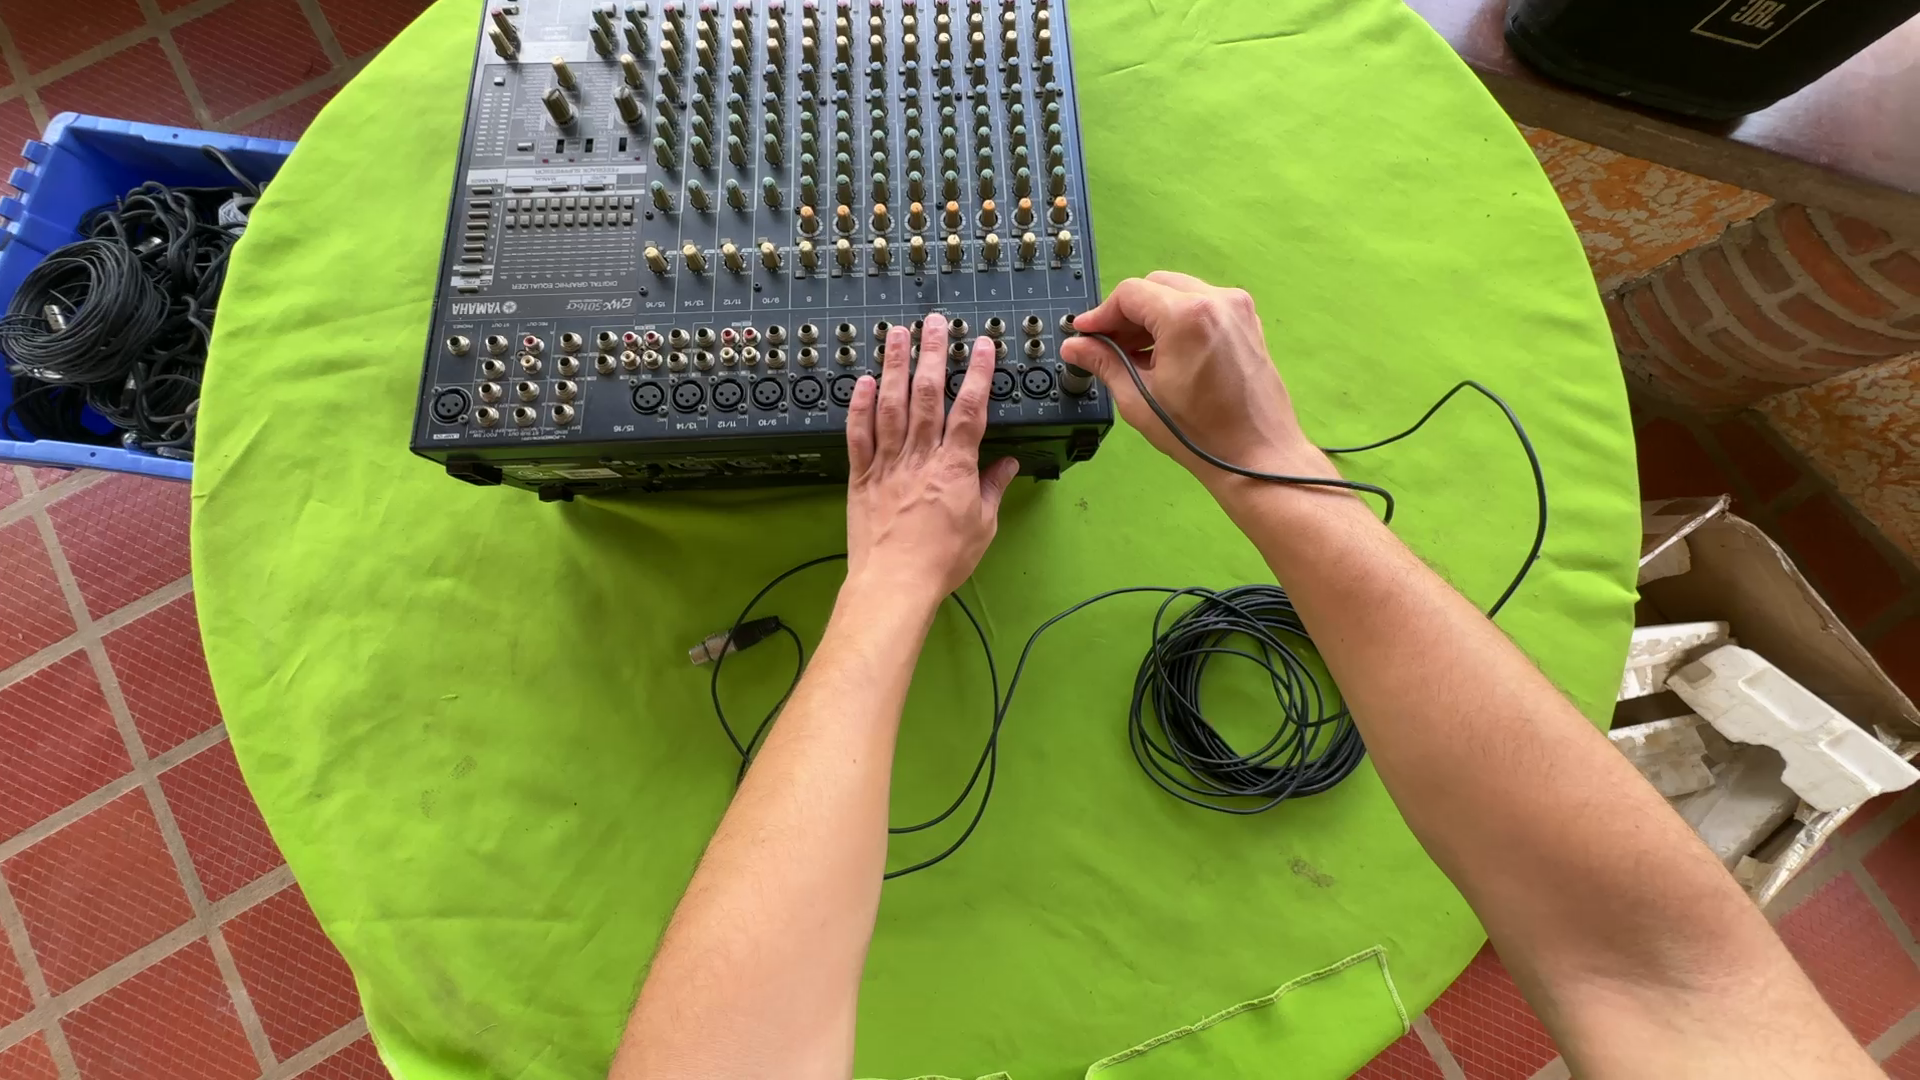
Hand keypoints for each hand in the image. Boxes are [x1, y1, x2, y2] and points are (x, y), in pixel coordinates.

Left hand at [845, 313, 1019, 604]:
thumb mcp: (982, 526)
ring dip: (894, 367)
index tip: (982, 346)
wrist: (894, 583)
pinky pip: (858, 436)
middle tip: (934, 323)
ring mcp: (887, 464)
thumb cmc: (943, 560)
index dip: (977, 374)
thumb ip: (993, 489)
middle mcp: (920, 457)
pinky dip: (860, 407)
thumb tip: (1008, 465)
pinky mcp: (861, 477)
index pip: (970, 410)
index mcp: (955, 468)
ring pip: (890, 406)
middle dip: (932, 355)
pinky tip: (864, 382)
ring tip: (897, 335)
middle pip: (926, 396)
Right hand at [1060, 272, 1335, 495]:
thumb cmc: (1198, 434)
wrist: (1256, 454)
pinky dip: (1176, 320)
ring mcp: (1236, 308)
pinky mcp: (1246, 321)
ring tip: (1134, 354)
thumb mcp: (1139, 399)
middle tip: (1106, 346)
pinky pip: (1201, 305)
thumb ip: (1104, 363)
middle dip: (1125, 313)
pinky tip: (1163, 354)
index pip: (1130, 294)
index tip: (1084, 334)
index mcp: (1187, 317)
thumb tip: (1075, 347)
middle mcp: (1215, 300)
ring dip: (1150, 316)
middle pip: (1154, 286)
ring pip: (1178, 293)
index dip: (1100, 313)